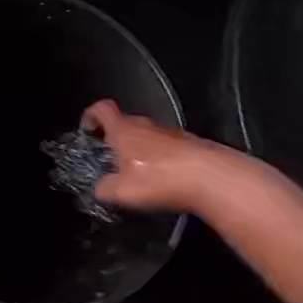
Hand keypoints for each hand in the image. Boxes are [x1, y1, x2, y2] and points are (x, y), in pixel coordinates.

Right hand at [80, 99, 217, 213]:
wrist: (214, 179)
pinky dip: (163, 160)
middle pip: (125, 124)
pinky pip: (170, 149)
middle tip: (112, 161)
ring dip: (141, 151)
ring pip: (149, 137)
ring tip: (141, 176)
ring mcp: (172, 133)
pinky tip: (166, 182)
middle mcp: (147, 126)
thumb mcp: (120, 193)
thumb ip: (104, 189)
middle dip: (116, 140)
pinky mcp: (192, 145)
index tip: (88, 129)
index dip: (91, 115)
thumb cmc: (162, 180)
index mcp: (124, 131)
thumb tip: (101, 189)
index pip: (102, 109)